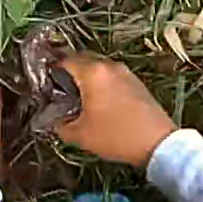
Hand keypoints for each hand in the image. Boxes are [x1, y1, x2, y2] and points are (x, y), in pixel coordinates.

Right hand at [55, 54, 175, 167]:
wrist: (158, 142)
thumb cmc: (115, 135)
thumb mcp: (81, 135)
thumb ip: (61, 125)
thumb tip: (54, 120)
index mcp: (92, 73)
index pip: (65, 60)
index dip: (52, 67)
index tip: (44, 76)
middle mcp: (108, 66)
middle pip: (82, 58)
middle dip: (69, 67)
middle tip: (58, 82)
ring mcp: (125, 72)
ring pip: (99, 66)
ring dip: (86, 74)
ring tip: (77, 91)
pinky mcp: (136, 82)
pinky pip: (112, 74)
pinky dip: (101, 80)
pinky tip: (99, 97)